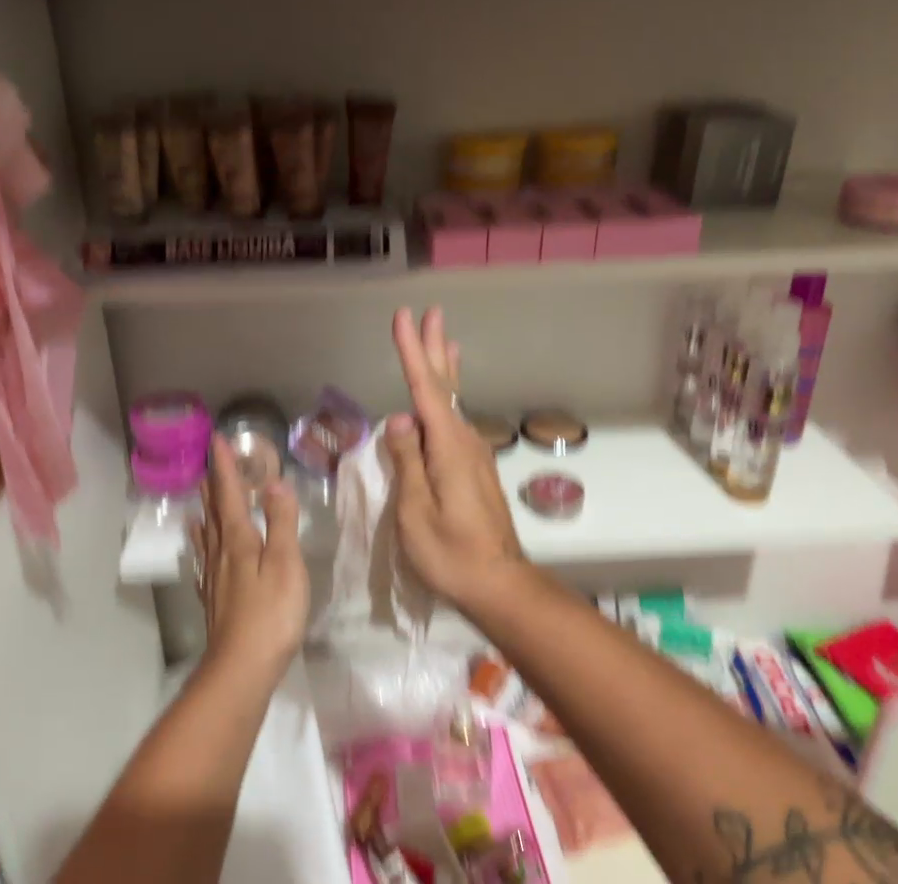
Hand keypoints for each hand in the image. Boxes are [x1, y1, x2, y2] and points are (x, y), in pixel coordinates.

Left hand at [192, 434, 308, 678]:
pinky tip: (202, 552)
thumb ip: (281, 523)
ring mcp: (215, 579)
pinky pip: (206, 562)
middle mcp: (222, 554)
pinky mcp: (215, 601)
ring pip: (208, 537)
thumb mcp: (286, 564)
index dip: (225, 468)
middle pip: (215, 513)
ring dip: (206, 513)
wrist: (242, 668)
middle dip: (214, 487)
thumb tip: (273, 482)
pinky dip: (203, 547)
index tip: (217, 440)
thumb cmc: (271, 614)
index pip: (230, 495)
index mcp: (239, 541)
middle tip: (209, 464)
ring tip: (201, 499)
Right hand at [384, 307, 529, 612]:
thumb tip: (399, 420)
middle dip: (436, 349)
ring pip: (454, 404)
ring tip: (444, 342)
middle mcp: (465, 443)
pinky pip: (455, 424)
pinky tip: (444, 403)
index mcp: (448, 448)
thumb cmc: (451, 554)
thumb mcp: (416, 512)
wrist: (499, 585)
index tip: (404, 317)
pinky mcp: (473, 472)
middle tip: (433, 313)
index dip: (412, 351)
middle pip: (447, 387)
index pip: (425, 389)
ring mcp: (473, 457)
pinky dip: (447, 401)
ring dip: (444, 371)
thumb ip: (407, 462)